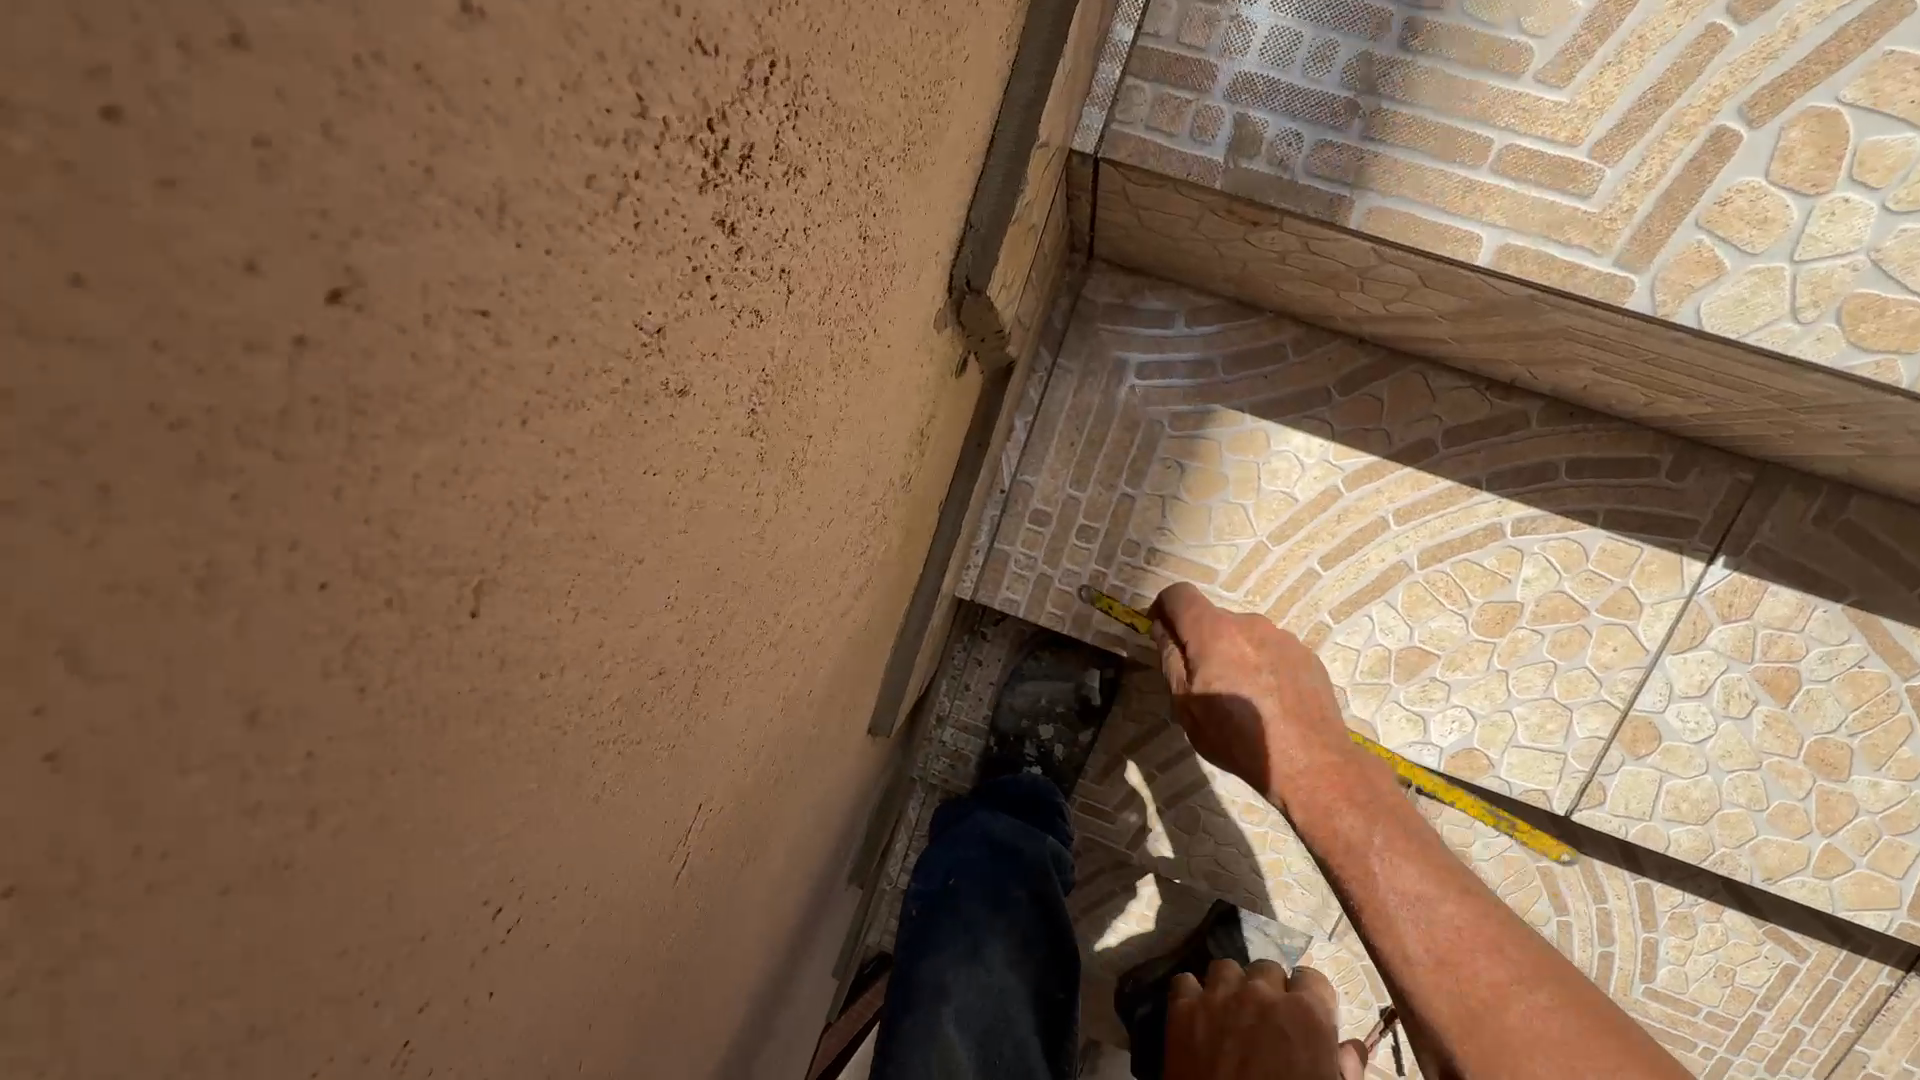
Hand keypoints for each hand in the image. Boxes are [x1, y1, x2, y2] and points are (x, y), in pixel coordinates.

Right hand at [1150, 583, 1354, 801]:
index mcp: (1215, 632)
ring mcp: (1283, 638)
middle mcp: (1250, 624)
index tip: (1161, 634)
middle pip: (1213, 618)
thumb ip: (1170, 659)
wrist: (1310, 763)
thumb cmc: (1235, 737)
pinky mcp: (1306, 656)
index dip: (1163, 608)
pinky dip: (1260, 666)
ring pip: (1244, 635)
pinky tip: (1267, 701)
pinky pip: (1271, 651)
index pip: (1179, 594)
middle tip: (1201, 682)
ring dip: (1233, 653)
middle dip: (1200, 640)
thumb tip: (1163, 629)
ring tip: (1239, 697)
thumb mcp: (1185, 705)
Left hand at [1165, 958, 1367, 1079]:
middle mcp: (1261, 993)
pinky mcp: (1182, 1009)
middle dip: (1269, 990)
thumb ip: (1345, 1068)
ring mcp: (1218, 997)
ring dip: (1231, 986)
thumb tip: (1350, 1047)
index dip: (1309, 997)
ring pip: (1226, 969)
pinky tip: (1198, 1016)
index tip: (1305, 1015)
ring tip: (1231, 1013)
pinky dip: (1192, 995)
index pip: (1312, 978)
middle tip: (1267, 1020)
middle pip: (1266, 970)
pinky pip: (1185, 982)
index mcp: (1306, 1014)